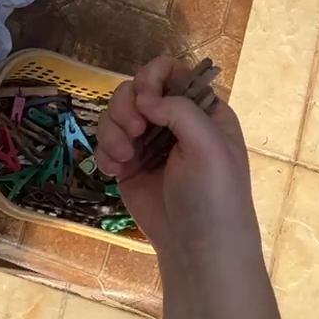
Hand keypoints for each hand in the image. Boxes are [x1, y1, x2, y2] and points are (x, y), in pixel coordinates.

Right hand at [93, 57, 262, 268]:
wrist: (195, 246)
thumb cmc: (214, 195)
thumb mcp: (208, 147)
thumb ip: (178, 111)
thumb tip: (141, 96)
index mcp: (202, 112)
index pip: (172, 72)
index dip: (152, 77)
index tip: (144, 98)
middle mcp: (172, 122)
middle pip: (134, 91)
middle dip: (126, 109)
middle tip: (134, 132)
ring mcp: (147, 143)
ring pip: (114, 116)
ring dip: (112, 133)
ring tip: (124, 159)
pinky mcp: (127, 164)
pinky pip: (104, 144)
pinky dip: (104, 154)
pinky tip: (116, 172)